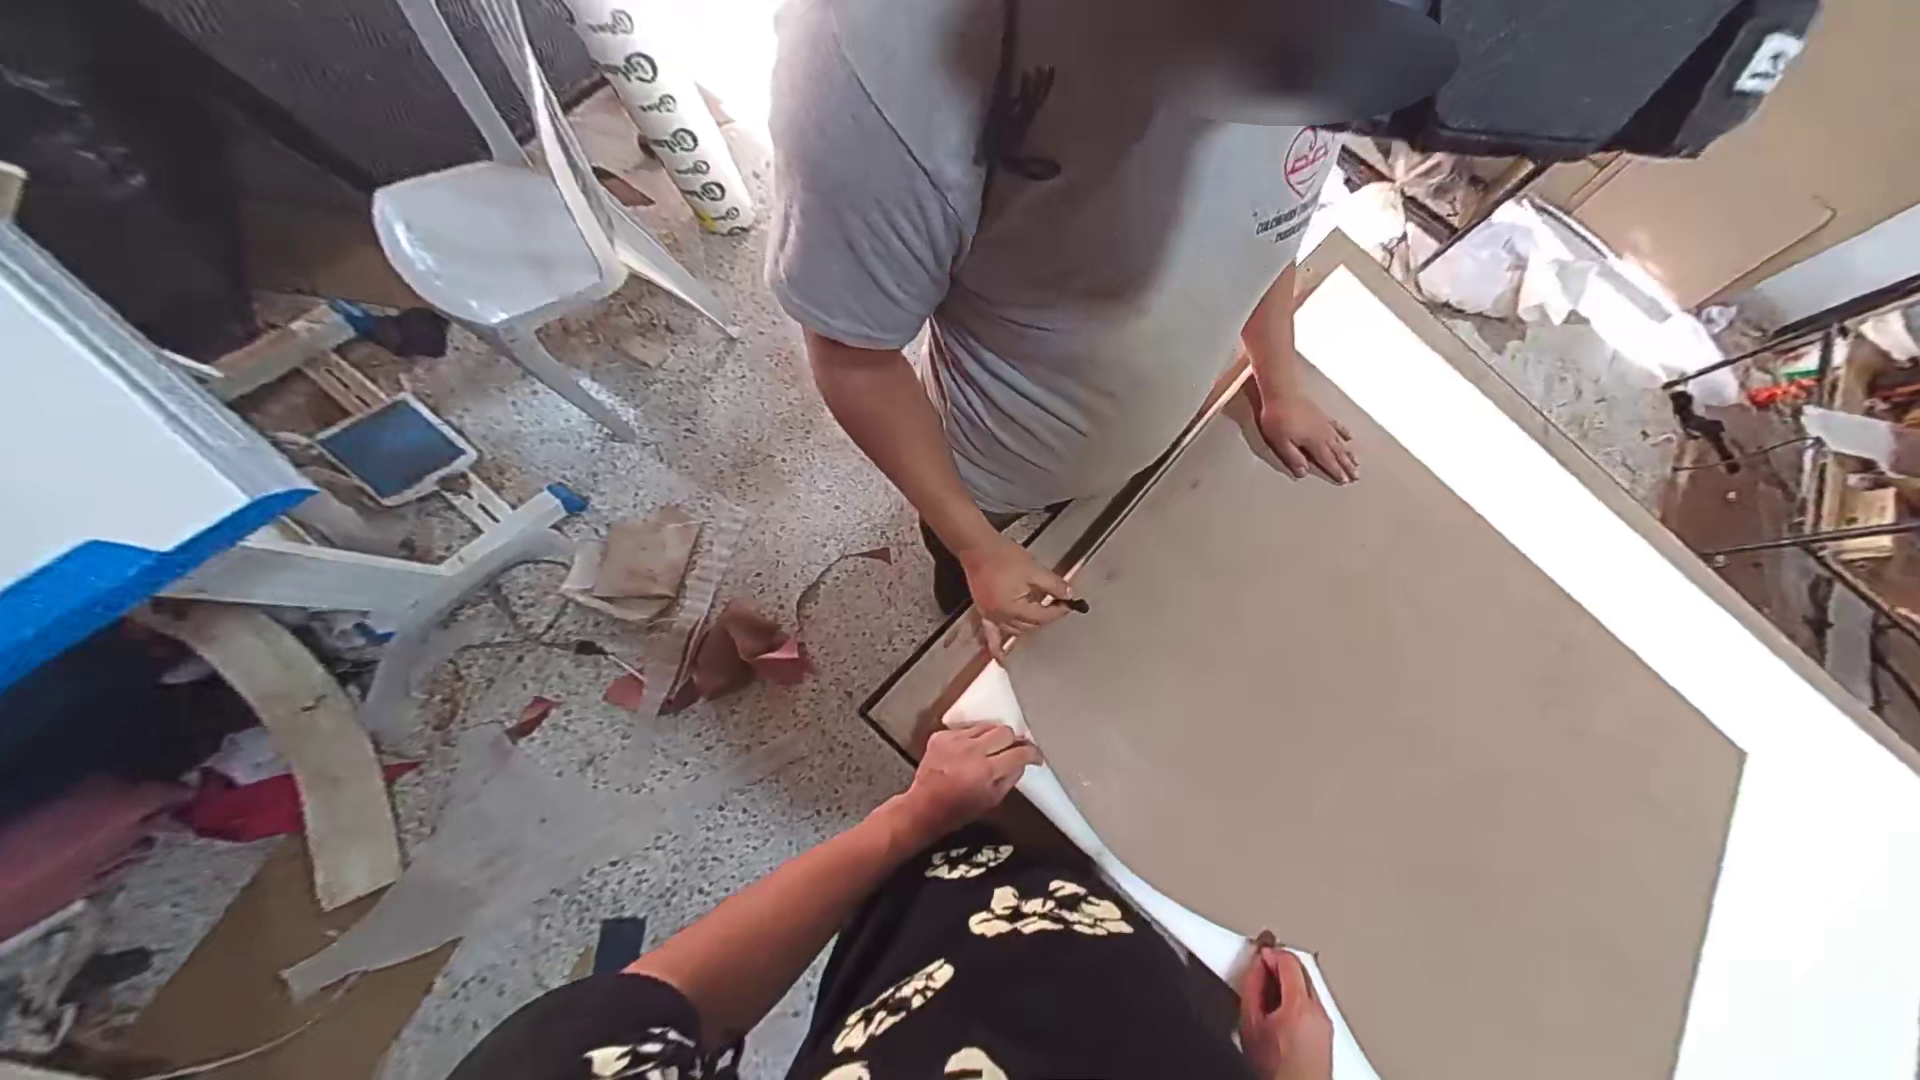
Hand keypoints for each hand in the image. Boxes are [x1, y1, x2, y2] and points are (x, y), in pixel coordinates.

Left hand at [892, 721, 1042, 843]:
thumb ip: (1010, 778)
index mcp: (986, 770)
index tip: (1036, 757)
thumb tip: (1022, 762)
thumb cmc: (959, 809)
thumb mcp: (992, 800)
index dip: (1033, 753)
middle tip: (1011, 751)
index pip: (1019, 752)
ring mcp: (954, 740)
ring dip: (993, 736)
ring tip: (990, 750)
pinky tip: (968, 751)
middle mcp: (971, 750)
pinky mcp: (941, 735)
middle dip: (1013, 741)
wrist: (923, 806)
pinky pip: (966, 728)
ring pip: (986, 725)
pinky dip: (972, 738)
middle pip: (1005, 731)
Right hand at [958, 533, 1075, 658]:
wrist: (978, 548)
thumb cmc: (1004, 556)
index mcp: (1013, 607)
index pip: (1042, 617)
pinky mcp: (983, 612)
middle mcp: (1000, 617)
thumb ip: (1052, 584)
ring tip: (1039, 617)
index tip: (1068, 604)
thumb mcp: (1033, 569)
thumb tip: (1069, 595)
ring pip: (1014, 631)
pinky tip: (1000, 657)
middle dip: (1045, 618)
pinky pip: (990, 634)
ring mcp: (990, 616)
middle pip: (1029, 626)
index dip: (1057, 611)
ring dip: (1029, 627)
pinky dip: (996, 646)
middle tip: (1057, 606)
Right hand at [1238, 943, 1333, 1079]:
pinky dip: (1297, 996)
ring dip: (1289, 980)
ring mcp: (1327, 1025)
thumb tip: (1256, 965)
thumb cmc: (1274, 1068)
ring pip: (1308, 986)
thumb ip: (1252, 985)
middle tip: (1263, 965)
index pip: (1289, 961)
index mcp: (1300, 1006)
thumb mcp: (1251, 1021)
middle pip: (1303, 971)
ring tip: (1270, 988)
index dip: (1271, 951)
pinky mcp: (1328, 1034)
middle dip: (1281, 964)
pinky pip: (1312, 1003)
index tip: (1260, 953)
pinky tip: (1282, 1006)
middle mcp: (1319, 1013)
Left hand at [1256, 389, 1358, 483]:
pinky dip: (1344, 433)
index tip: (1345, 481)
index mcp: (1314, 442)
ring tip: (1357, 462)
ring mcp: (1324, 423)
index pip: (1327, 461)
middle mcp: (1323, 434)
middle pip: (1338, 453)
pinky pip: (1337, 427)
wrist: (1281, 393)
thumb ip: (1292, 457)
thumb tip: (1303, 472)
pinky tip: (1349, 437)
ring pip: (1341, 441)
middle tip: (1357, 476)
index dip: (1336, 472)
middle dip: (1347, 466)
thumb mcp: (1280, 442)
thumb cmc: (1277, 418)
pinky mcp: (1322, 415)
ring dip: (1349, 453)